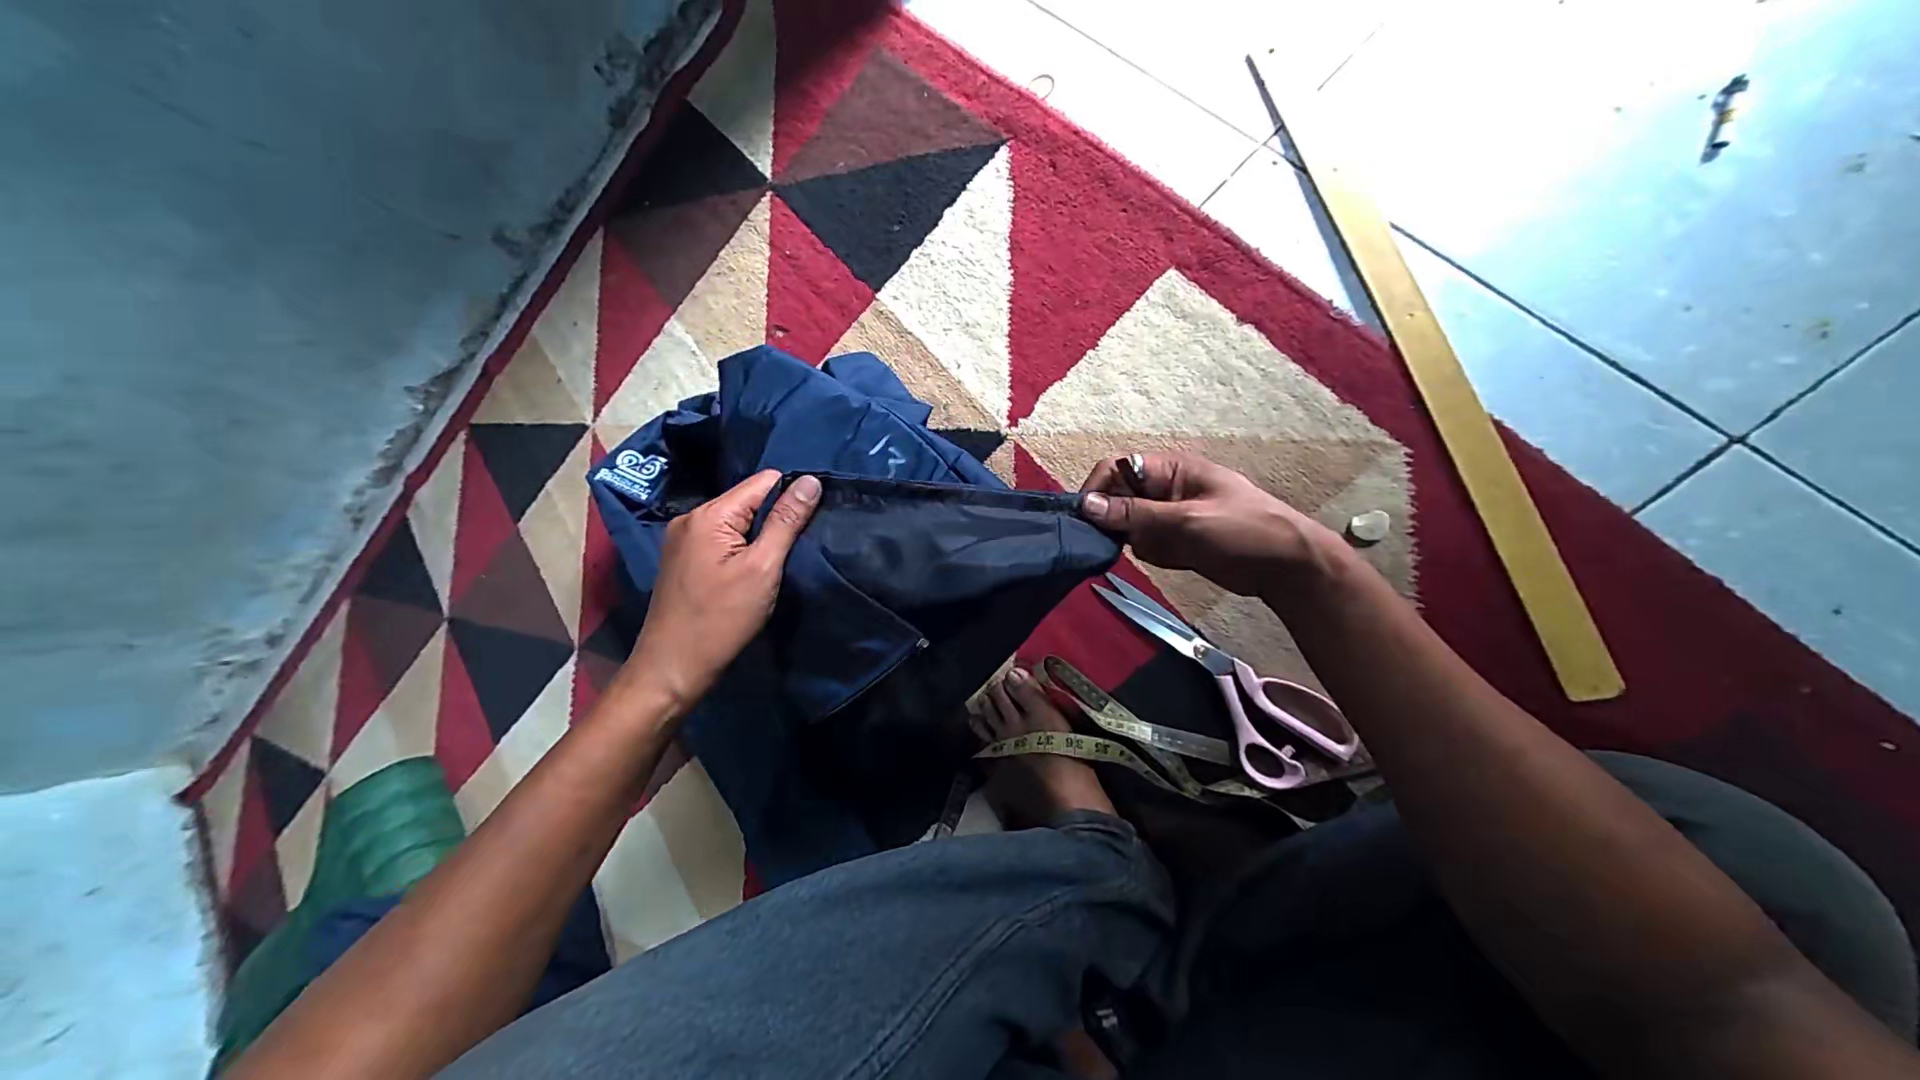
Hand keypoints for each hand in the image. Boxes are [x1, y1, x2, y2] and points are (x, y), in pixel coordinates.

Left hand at [618, 470, 821, 716]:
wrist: (672, 667)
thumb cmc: (721, 619)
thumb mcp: (762, 568)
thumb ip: (786, 521)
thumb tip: (810, 480)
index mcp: (709, 514)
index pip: (762, 481)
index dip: (792, 494)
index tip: (814, 518)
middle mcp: (691, 518)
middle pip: (748, 499)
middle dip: (776, 515)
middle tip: (802, 542)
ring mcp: (683, 539)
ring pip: (736, 520)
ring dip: (760, 534)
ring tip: (780, 558)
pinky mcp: (684, 559)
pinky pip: (722, 538)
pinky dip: (742, 547)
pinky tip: (755, 568)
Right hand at [1078, 452, 1346, 598]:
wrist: (1286, 567)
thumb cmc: (1244, 530)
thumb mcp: (1186, 520)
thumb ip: (1135, 514)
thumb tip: (1086, 506)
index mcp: (1169, 470)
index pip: (1116, 468)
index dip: (1098, 489)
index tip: (1087, 519)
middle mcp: (1163, 489)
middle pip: (1118, 499)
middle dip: (1120, 522)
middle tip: (1134, 539)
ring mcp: (1169, 516)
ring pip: (1129, 527)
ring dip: (1141, 542)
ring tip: (1169, 550)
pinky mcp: (1175, 541)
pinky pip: (1147, 546)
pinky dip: (1156, 554)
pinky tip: (1180, 559)